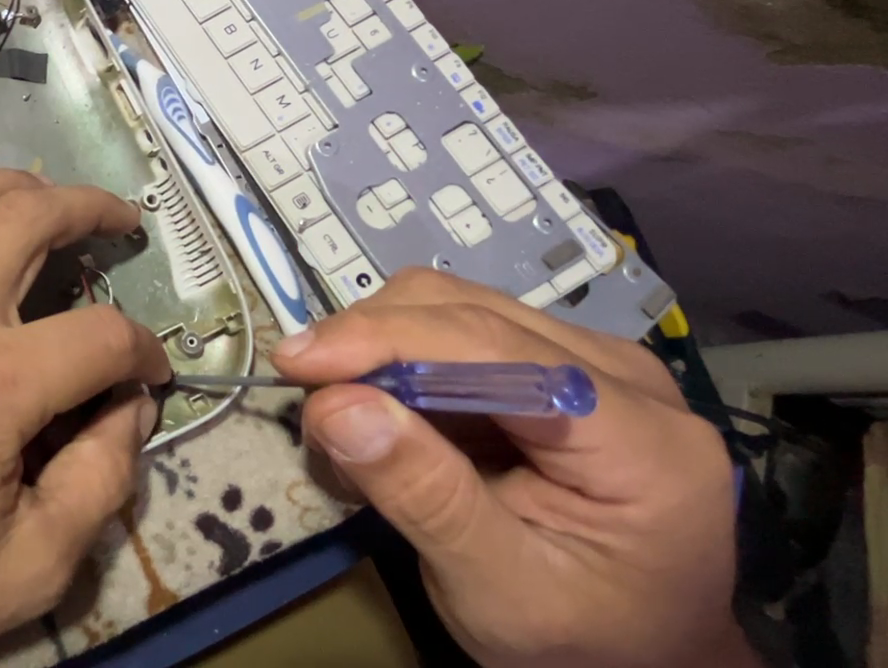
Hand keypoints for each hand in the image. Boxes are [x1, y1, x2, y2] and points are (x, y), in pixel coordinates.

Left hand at [0, 171, 171, 667]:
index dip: (144, 353)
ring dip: (8, 187)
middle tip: (123, 222)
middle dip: (89, 208)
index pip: (100, 336)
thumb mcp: (33, 566)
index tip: (153, 377)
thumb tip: (128, 405)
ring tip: (45, 196)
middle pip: (25, 220)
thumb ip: (101, 477)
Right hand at [273, 268, 754, 667]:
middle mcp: (617, 373)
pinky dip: (388, 363)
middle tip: (315, 415)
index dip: (384, 339)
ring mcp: (581, 358)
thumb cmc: (583, 637)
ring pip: (439, 306)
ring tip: (347, 428)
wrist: (644, 653)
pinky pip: (441, 327)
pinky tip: (382, 419)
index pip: (490, 346)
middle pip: (456, 309)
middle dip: (365, 348)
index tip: (294, 363)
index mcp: (640, 439)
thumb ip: (427, 499)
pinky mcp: (544, 359)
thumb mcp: (501, 594)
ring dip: (370, 355)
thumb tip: (336, 405)